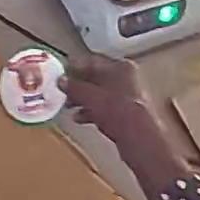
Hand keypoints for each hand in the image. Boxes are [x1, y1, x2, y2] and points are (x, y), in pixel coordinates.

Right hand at [62, 56, 185, 186]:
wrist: (138, 138)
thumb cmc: (118, 110)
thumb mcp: (90, 96)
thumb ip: (74, 87)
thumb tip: (61, 81)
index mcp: (121, 67)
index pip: (94, 61)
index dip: (76, 66)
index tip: (62, 71)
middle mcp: (126, 80)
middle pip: (96, 79)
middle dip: (78, 86)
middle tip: (62, 90)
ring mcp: (127, 98)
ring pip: (99, 95)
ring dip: (82, 100)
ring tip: (68, 106)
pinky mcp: (126, 114)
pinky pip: (104, 108)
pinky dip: (91, 111)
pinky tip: (79, 118)